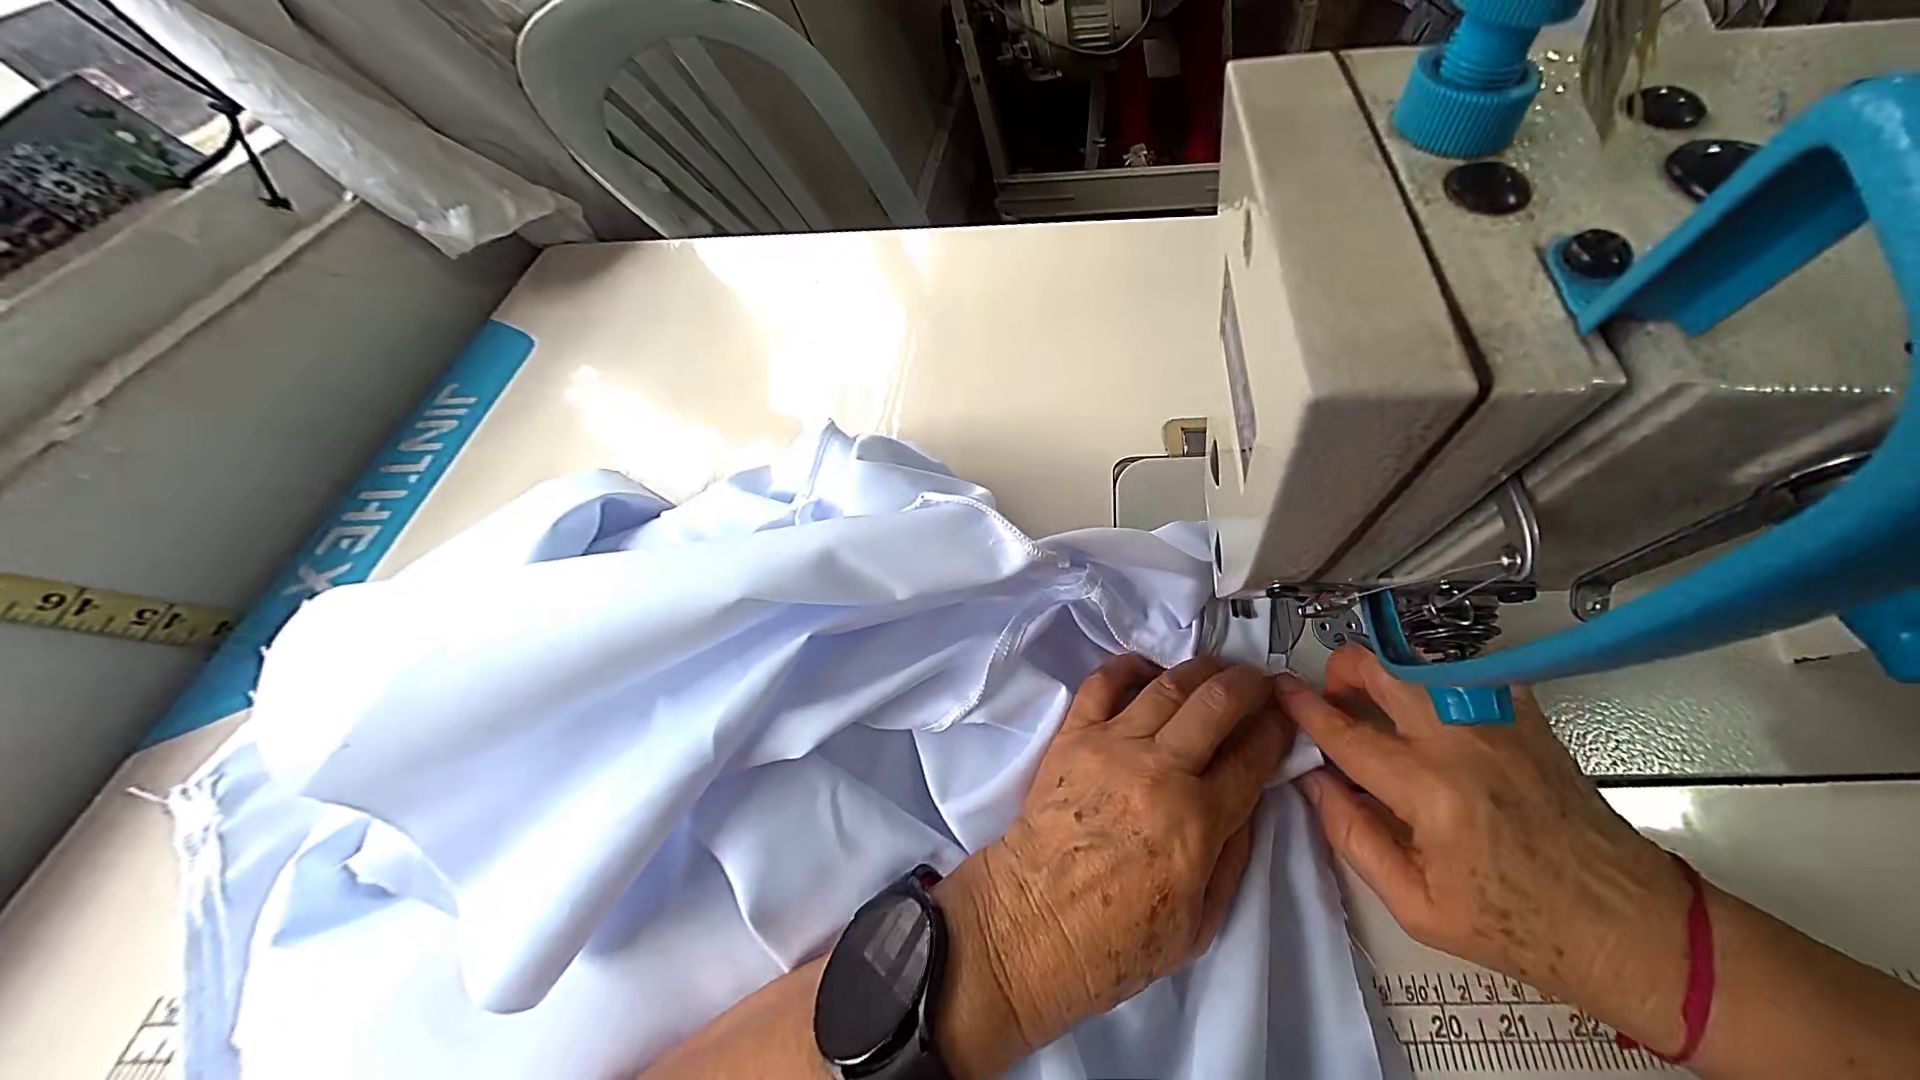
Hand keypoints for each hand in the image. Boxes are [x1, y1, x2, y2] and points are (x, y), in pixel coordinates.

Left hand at [940, 654, 1293, 1068]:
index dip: (1275, 732)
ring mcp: (1111, 746)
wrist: (1032, 923)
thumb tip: (1250, 800)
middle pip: (1215, 706)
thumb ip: (1232, 855)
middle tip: (1260, 680)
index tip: (1285, 717)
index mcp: (1197, 820)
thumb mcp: (1201, 923)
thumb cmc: (1117, 939)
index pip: (1251, 759)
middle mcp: (1159, 770)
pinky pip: (1101, 685)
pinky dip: (1126, 666)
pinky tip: (1147, 665)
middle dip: (1248, 685)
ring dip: (1201, 669)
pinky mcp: (1072, 737)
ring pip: (1167, 687)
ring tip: (1218, 666)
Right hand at [1278, 647, 1692, 1054]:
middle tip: (1334, 698)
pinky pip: (1463, 678)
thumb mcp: (1415, 905)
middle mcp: (1463, 743)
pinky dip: (1432, 686)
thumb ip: (1350, 834)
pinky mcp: (1528, 722)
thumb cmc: (1519, 927)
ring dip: (1386, 676)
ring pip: (1421, 664)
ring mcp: (1501, 725)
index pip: (1345, 732)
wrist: (1638, 932)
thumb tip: (1313, 780)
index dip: (1303, 707)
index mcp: (1430, 792)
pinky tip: (1430, 721)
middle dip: (1343, 669)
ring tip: (1378, 709)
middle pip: (1384, 669)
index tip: (1278, 689)